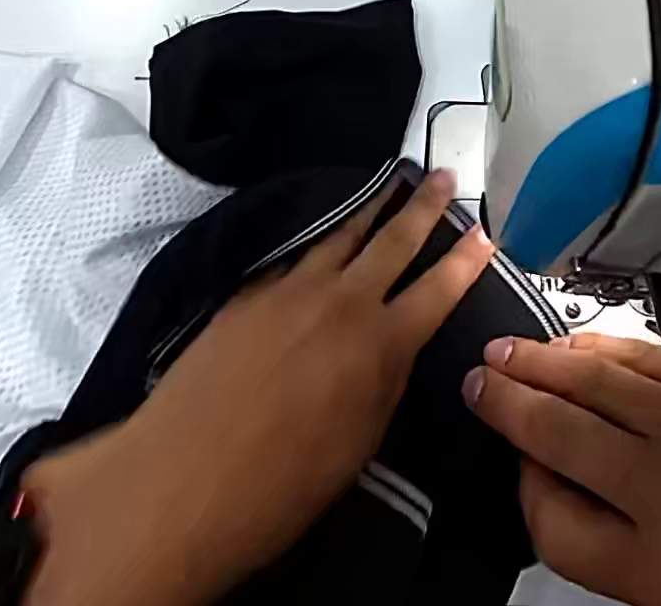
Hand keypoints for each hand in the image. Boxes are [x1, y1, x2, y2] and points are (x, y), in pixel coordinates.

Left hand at [22, 169, 492, 605]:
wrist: (176, 483)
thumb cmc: (281, 484)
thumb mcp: (360, 440)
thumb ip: (386, 378)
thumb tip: (396, 343)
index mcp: (380, 343)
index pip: (439, 287)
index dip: (466, 259)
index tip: (485, 234)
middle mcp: (343, 301)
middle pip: (395, 238)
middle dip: (425, 204)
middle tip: (444, 176)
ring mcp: (294, 289)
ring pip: (344, 233)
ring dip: (374, 206)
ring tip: (392, 181)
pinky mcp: (252, 291)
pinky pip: (299, 255)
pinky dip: (323, 240)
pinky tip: (327, 236)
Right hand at [465, 334, 660, 605]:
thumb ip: (637, 575)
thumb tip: (578, 523)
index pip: (557, 524)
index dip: (526, 494)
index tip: (514, 473)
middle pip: (567, 435)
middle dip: (514, 405)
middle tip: (474, 377)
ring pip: (603, 387)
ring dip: (551, 364)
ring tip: (510, 349)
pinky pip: (653, 370)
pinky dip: (613, 352)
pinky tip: (590, 344)